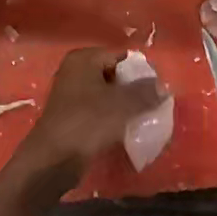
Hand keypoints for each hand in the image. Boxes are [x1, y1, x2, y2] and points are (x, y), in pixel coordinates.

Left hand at [15, 47, 166, 188]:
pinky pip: (98, 111)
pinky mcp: (71, 115)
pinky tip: (126, 131)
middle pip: (113, 75)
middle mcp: (74, 71)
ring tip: (143, 120)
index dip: (140, 72)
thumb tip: (162, 86)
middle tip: (153, 106)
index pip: (120, 57)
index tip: (157, 91)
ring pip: (106, 95)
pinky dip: (112, 118)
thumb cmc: (87, 122)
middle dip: (133, 90)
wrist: (54, 158)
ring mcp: (71, 93)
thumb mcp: (121, 105)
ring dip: (123, 106)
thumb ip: (144, 93)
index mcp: (83, 59)